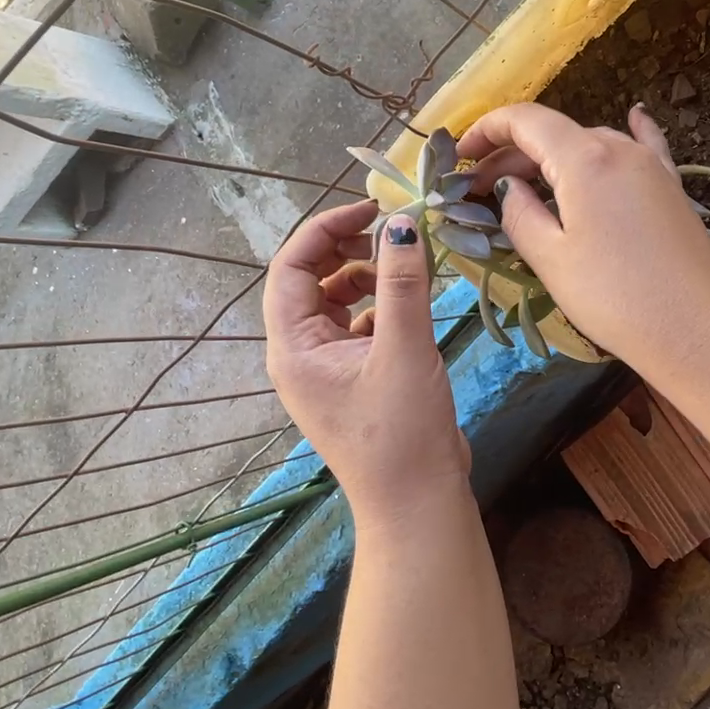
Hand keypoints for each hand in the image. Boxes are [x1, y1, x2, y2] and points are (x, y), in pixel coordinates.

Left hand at [263, 200, 470, 524]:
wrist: (417, 500)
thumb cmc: (400, 430)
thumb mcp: (403, 349)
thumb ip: (402, 283)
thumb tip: (402, 223)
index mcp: (294, 347)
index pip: (293, 267)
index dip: (327, 229)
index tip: (372, 208)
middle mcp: (301, 354)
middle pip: (311, 281)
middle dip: (348, 250)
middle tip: (393, 232)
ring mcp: (327, 368)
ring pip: (337, 302)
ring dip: (367, 277)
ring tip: (406, 269)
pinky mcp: (354, 378)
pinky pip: (358, 326)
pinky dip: (380, 306)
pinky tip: (409, 306)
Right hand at [457, 103, 709, 369]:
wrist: (696, 330)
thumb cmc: (615, 297)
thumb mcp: (551, 258)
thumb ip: (519, 212)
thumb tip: (508, 185)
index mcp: (585, 158)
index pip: (525, 121)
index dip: (485, 131)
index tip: (458, 158)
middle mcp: (620, 148)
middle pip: (555, 135)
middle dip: (511, 156)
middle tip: (478, 191)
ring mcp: (652, 167)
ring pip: (591, 145)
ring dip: (553, 159)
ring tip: (525, 185)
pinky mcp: (672, 189)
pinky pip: (644, 147)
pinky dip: (628, 132)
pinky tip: (634, 114)